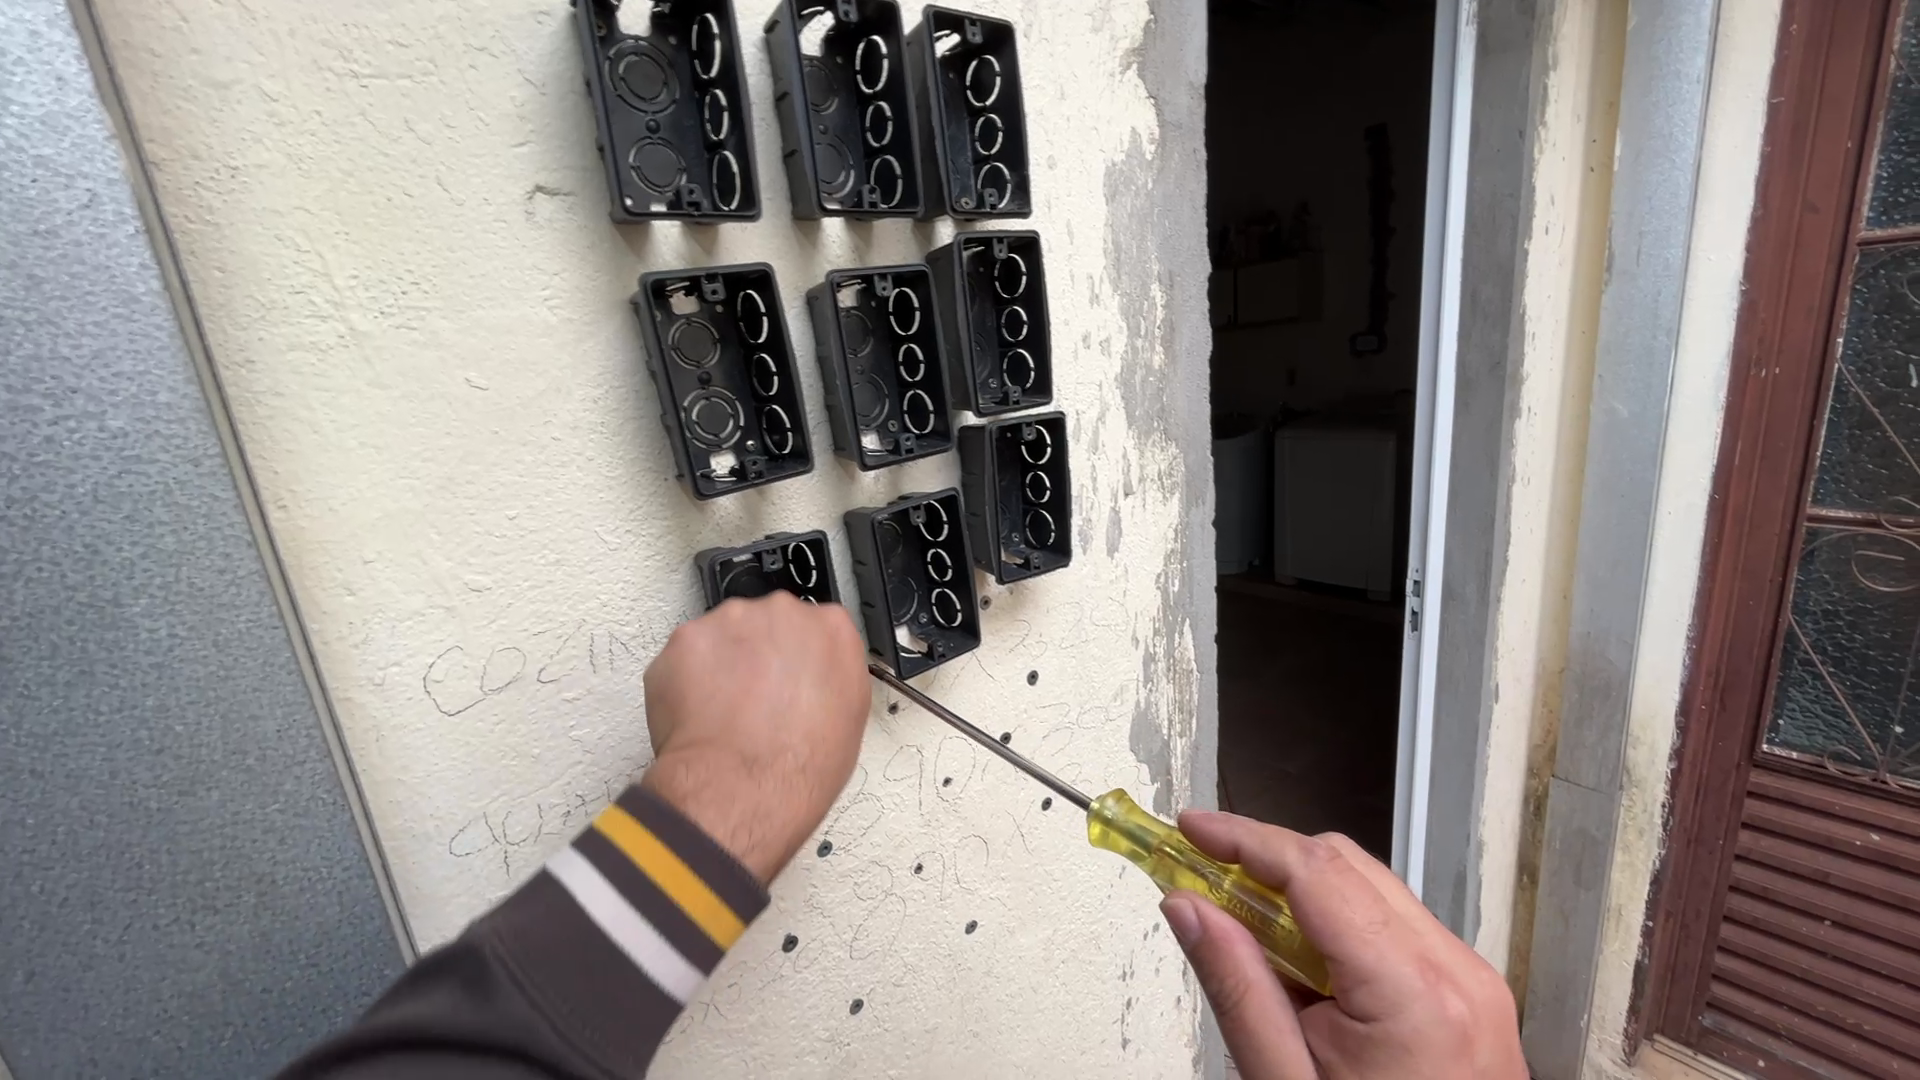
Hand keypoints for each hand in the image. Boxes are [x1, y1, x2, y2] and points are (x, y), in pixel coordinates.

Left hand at [639, 593, 870, 883]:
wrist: (746, 786)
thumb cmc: (802, 765)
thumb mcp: (851, 717)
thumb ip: (832, 676)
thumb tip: (814, 678)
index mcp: (832, 628)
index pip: (815, 627)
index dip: (799, 658)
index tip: (790, 680)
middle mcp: (784, 611)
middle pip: (767, 624)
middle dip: (759, 654)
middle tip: (755, 700)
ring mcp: (732, 620)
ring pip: (723, 636)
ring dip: (721, 665)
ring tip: (723, 714)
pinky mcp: (687, 638)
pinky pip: (685, 655)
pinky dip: (685, 680)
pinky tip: (698, 716)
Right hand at [1159, 813, 1525, 1078]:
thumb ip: (1236, 988)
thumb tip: (1185, 904)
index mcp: (1414, 994)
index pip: (1315, 870)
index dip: (1244, 837)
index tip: (1190, 828)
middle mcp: (1456, 970)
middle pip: (1342, 863)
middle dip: (1267, 859)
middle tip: (1204, 879)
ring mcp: (1471, 980)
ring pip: (1365, 883)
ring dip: (1298, 889)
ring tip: (1247, 930)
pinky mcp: (1468, 992)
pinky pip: (1388, 919)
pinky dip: (1332, 919)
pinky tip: (1300, 963)